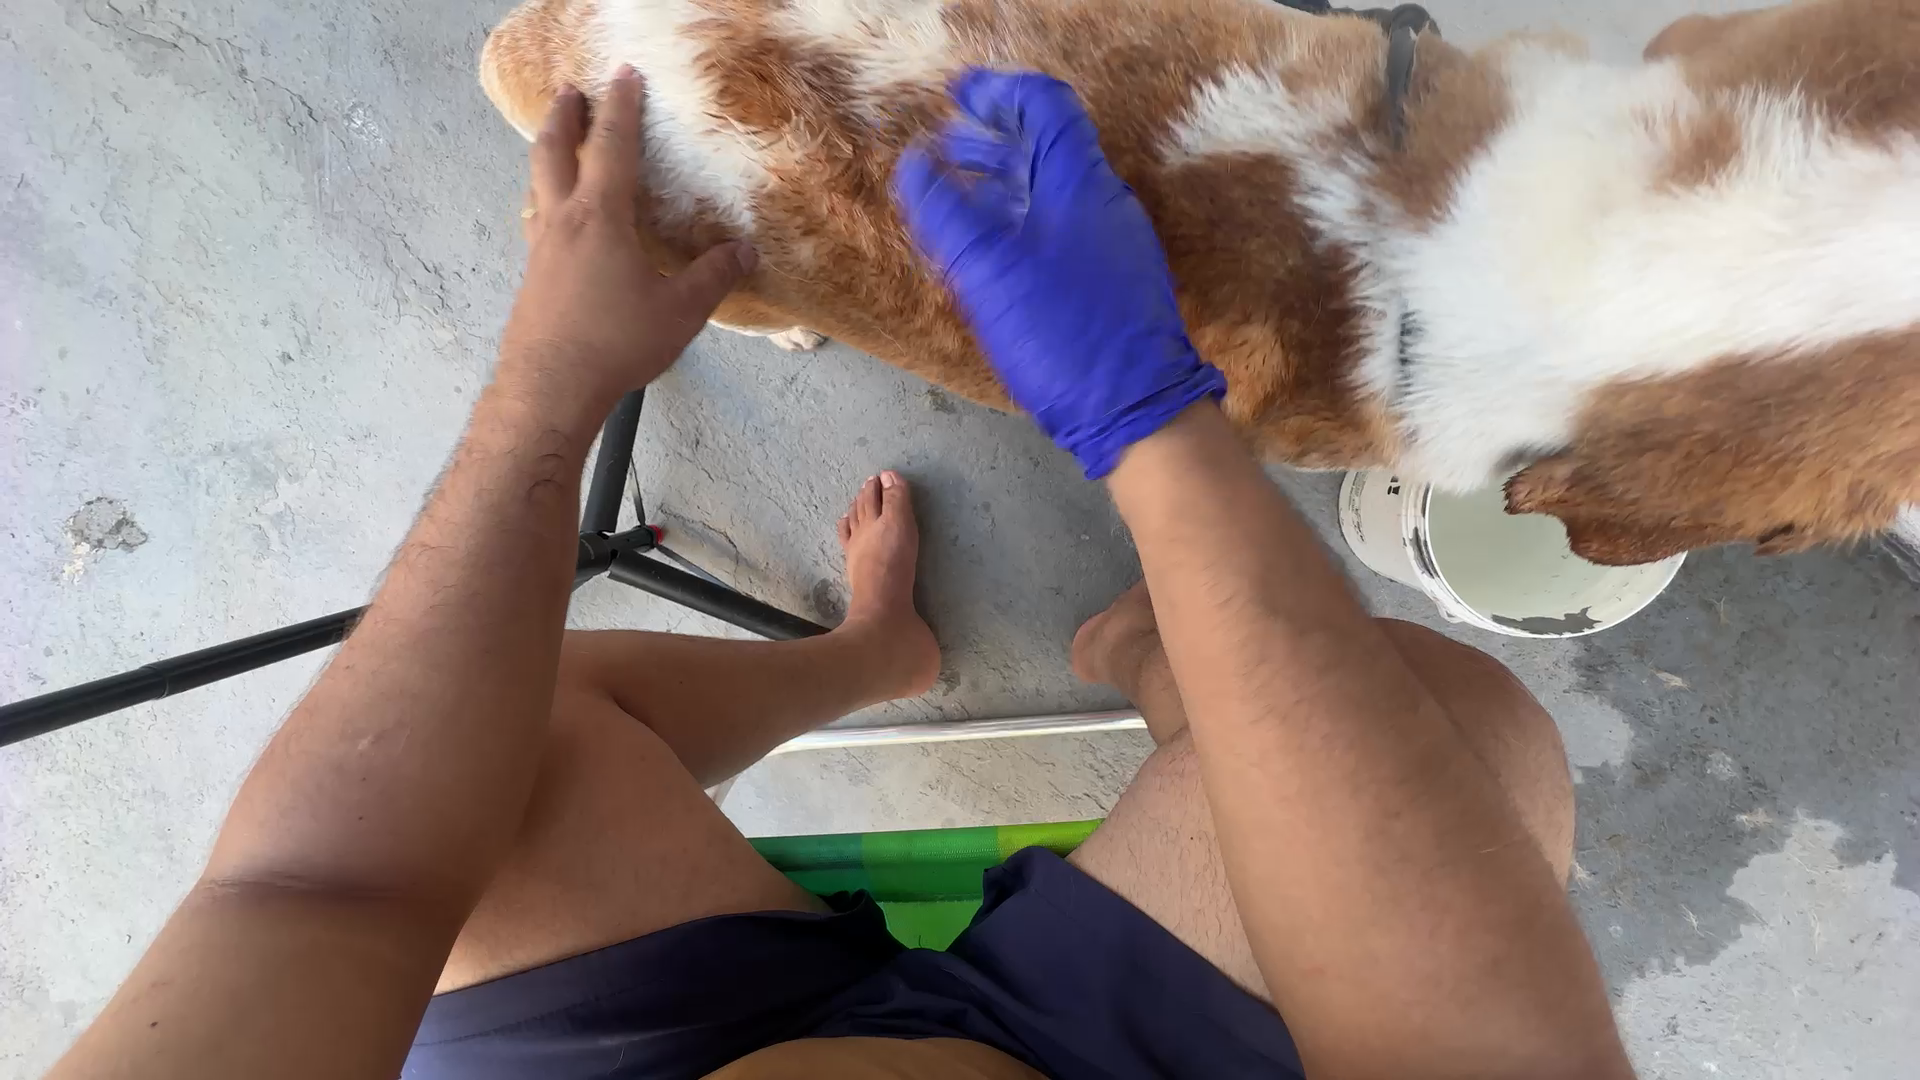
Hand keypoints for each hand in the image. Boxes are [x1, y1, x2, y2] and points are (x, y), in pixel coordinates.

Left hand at [497, 67, 755, 420]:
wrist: (552, 384)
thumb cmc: (618, 342)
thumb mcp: (680, 311)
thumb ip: (714, 277)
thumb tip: (746, 251)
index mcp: (601, 219)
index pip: (614, 150)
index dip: (623, 109)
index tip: (625, 75)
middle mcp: (562, 222)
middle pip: (555, 153)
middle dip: (566, 118)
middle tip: (571, 92)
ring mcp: (540, 250)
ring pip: (538, 187)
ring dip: (549, 157)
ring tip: (559, 149)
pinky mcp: (533, 278)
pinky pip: (538, 223)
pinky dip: (546, 203)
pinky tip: (555, 222)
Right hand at [893, 69, 1223, 478]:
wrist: (1132, 408)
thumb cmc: (1060, 335)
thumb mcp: (988, 271)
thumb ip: (946, 213)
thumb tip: (913, 165)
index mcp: (1079, 183)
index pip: (1043, 107)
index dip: (997, 94)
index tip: (957, 97)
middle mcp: (1103, 205)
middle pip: (1045, 152)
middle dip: (989, 145)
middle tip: (944, 153)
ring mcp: (1114, 247)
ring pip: (1051, 199)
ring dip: (1002, 191)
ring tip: (959, 205)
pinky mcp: (1113, 286)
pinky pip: (1060, 237)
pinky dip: (1021, 230)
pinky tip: (994, 259)